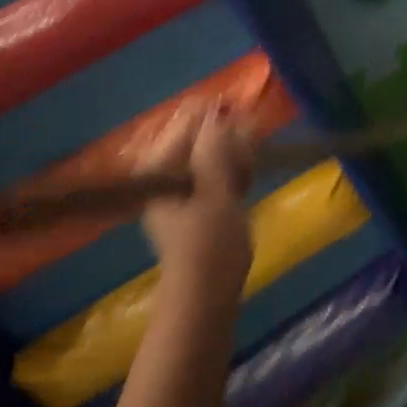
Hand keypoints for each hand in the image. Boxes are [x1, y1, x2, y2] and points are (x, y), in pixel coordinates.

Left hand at [140, 104, 254, 305]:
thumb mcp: (216, 191)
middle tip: (247, 159)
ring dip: (233, 157)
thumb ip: (215, 149)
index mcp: (159, 169)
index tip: (247, 120)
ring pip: (209, 154)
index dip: (217, 116)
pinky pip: (213, 172)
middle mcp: (161, 175)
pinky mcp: (192, 203)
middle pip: (197, 137)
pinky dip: (231, 173)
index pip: (185, 123)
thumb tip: (215, 110)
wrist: (206, 296)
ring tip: (247, 174)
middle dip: (228, 140)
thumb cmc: (210, 243)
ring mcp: (176, 190)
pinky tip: (244, 184)